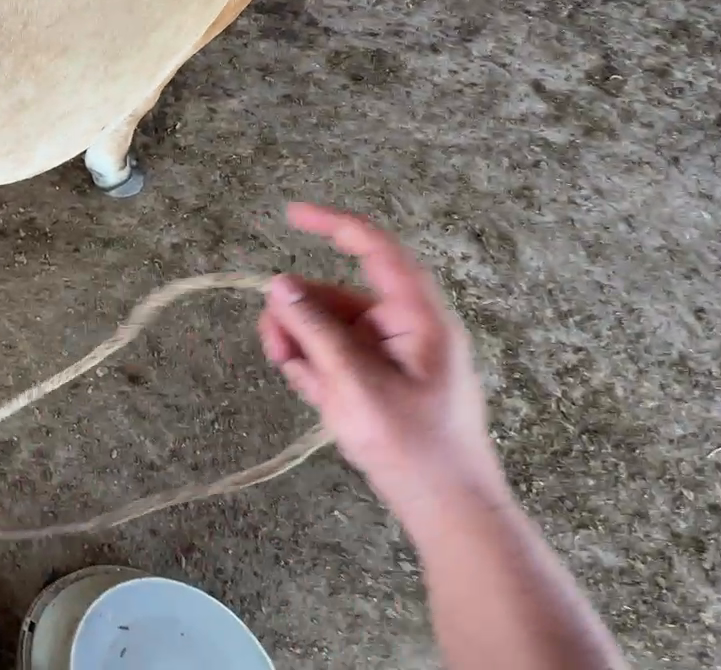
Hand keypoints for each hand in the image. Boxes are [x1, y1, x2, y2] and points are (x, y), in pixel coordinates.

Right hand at [258, 203, 506, 513]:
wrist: (444, 507)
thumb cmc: (410, 444)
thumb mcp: (354, 383)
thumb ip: (315, 329)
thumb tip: (279, 284)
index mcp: (418, 319)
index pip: (377, 252)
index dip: (336, 225)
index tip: (290, 213)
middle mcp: (403, 327)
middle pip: (334, 295)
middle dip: (297, 315)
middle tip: (276, 347)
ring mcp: (389, 351)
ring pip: (324, 324)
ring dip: (299, 343)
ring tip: (294, 375)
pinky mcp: (376, 374)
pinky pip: (329, 350)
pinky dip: (311, 363)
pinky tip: (311, 391)